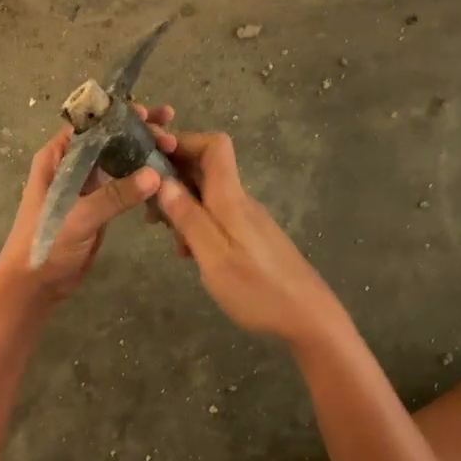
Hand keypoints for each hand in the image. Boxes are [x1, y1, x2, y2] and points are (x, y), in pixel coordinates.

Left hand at [0, 104, 176, 302]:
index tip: (147, 114)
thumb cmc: (44, 244)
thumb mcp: (78, 217)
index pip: (89, 125)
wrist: (34, 285)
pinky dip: (142, 177)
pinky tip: (164, 173)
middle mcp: (71, 165)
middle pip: (108, 139)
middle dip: (137, 132)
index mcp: (56, 158)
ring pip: (118, 159)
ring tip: (173, 145)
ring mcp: (86, 186)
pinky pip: (123, 184)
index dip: (117, 116)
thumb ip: (114, 195)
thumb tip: (155, 174)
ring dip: (143, 152)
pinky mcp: (98, 206)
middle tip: (169, 130)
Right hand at [153, 132, 346, 341]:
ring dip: (183, 207)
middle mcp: (241, 201)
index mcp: (231, 199)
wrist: (309, 319)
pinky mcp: (252, 238)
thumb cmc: (259, 290)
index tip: (155, 159)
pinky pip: (218, 216)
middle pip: (206, 168)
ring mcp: (248, 219)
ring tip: (170, 240)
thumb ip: (189, 219)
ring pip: (208, 195)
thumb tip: (163, 181)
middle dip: (173, 179)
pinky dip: (197, 225)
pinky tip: (191, 253)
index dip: (184, 142)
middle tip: (151, 212)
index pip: (214, 145)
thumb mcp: (214, 257)